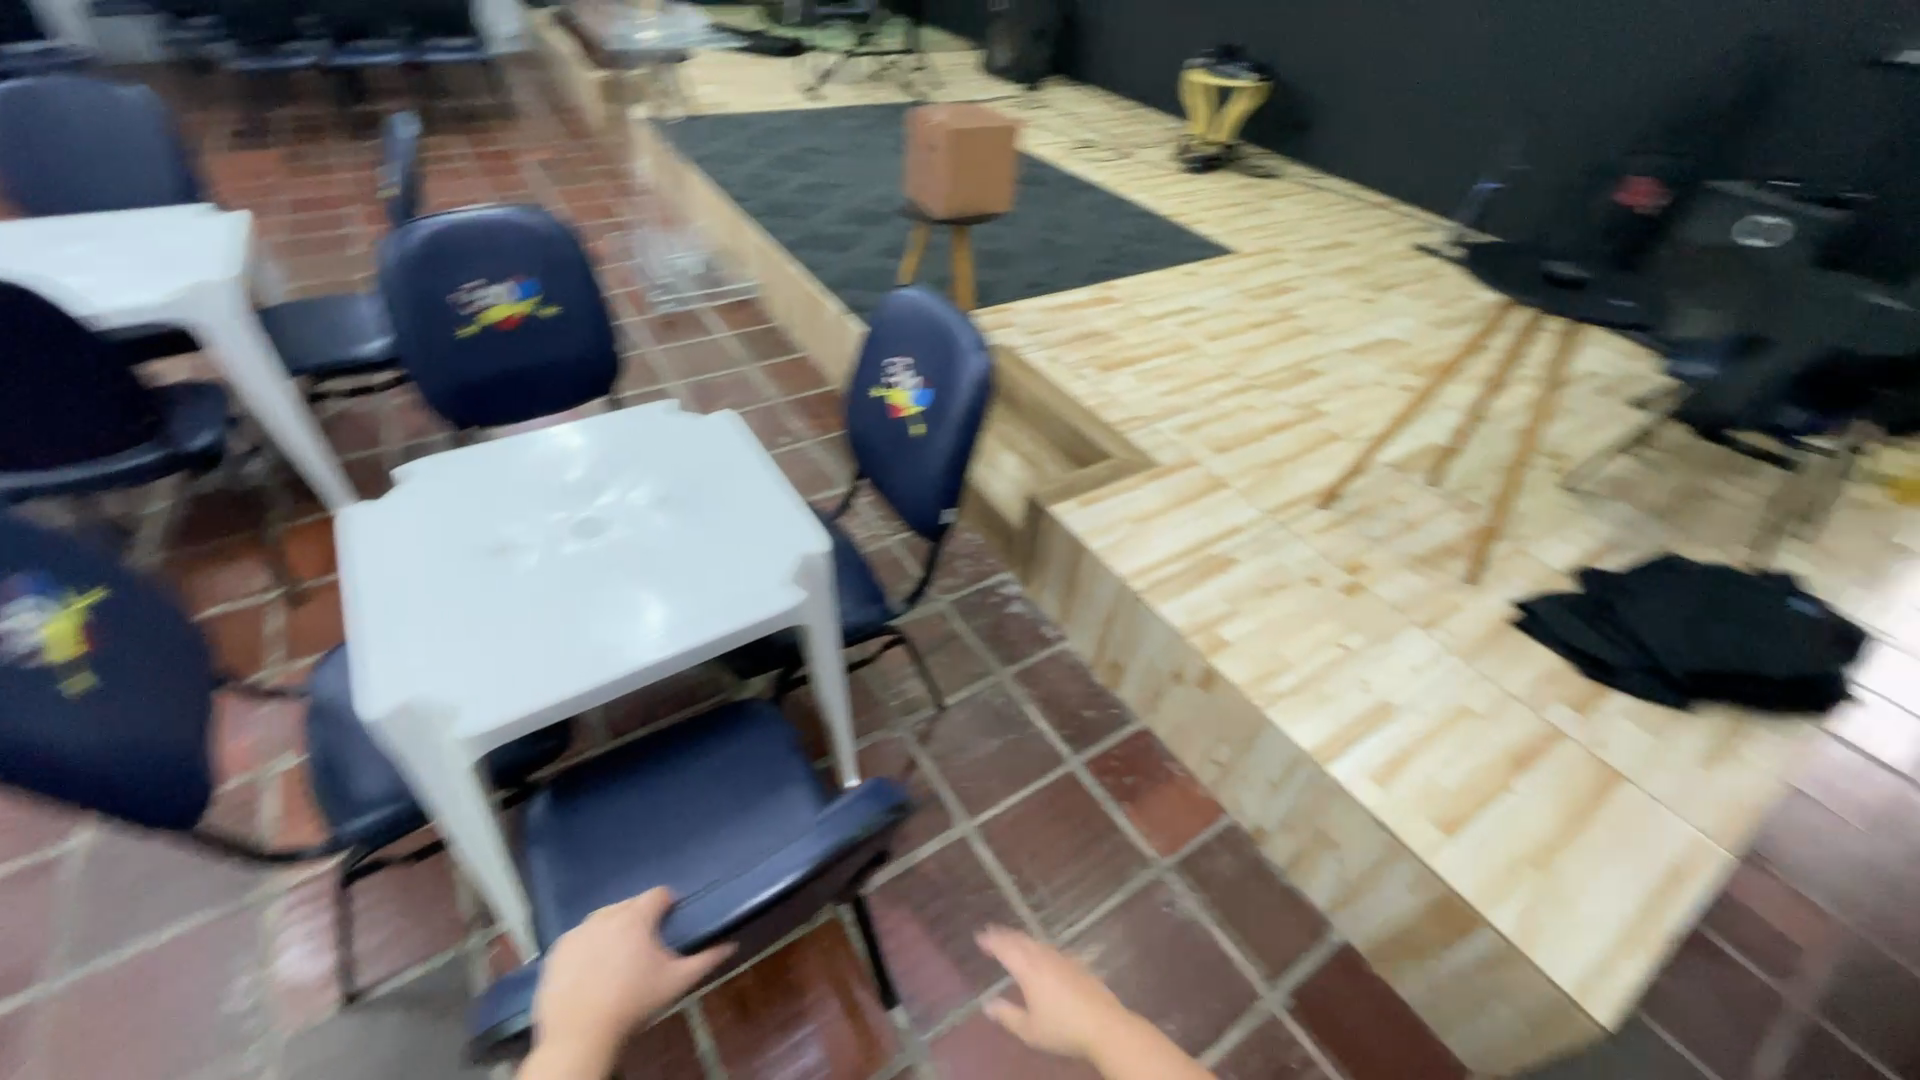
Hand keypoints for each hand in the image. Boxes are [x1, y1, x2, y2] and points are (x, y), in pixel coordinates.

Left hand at [530, 888, 734, 1071]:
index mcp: (636, 917)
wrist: (580, 1035)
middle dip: (640, 918)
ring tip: (619, 959)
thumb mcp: (677, 982)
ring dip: (614, 929)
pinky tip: (593, 970)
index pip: (659, 894)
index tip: (669, 924)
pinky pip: (580, 937)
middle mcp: (605, 916)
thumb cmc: (634, 1004)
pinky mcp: (557, 950)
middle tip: (645, 948)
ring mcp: (578, 932)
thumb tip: (731, 944)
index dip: (668, 905)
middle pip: (630, 904)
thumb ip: (706, 960)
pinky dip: (589, 945)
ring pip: (603, 919)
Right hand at [975, 925, 1135, 1060]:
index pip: (1005, 949)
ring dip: (1022, 938)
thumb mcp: (1029, 1030)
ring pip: (1037, 942)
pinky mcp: (1078, 964)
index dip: (991, 941)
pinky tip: (1043, 953)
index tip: (979, 936)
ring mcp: (1063, 958)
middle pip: (1021, 940)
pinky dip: (1040, 946)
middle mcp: (1044, 958)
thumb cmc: (1063, 1029)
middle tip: (992, 931)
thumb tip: (987, 1004)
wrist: (1105, 1026)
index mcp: (1029, 970)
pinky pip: (1052, 948)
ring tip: (1013, 939)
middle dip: (1004, 934)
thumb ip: (1007, 1015)